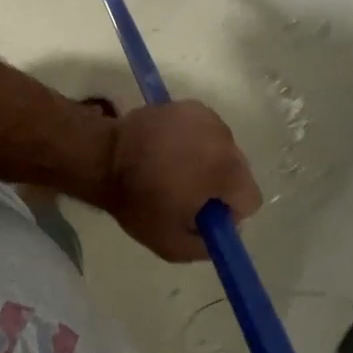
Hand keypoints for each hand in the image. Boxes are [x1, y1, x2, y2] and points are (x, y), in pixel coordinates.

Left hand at [99, 100, 262, 261]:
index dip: (228, 213)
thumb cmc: (138, 201)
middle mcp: (226, 140)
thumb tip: (222, 233)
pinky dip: (195, 143)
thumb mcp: (171, 244)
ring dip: (207, 163)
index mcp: (227, 172)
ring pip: (223, 152)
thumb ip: (207, 246)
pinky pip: (206, 133)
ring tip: (173, 169)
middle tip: (185, 193)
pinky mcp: (191, 106)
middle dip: (218, 187)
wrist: (103, 156)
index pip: (249, 200)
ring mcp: (208, 118)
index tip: (201, 214)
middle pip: (238, 174)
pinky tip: (168, 150)